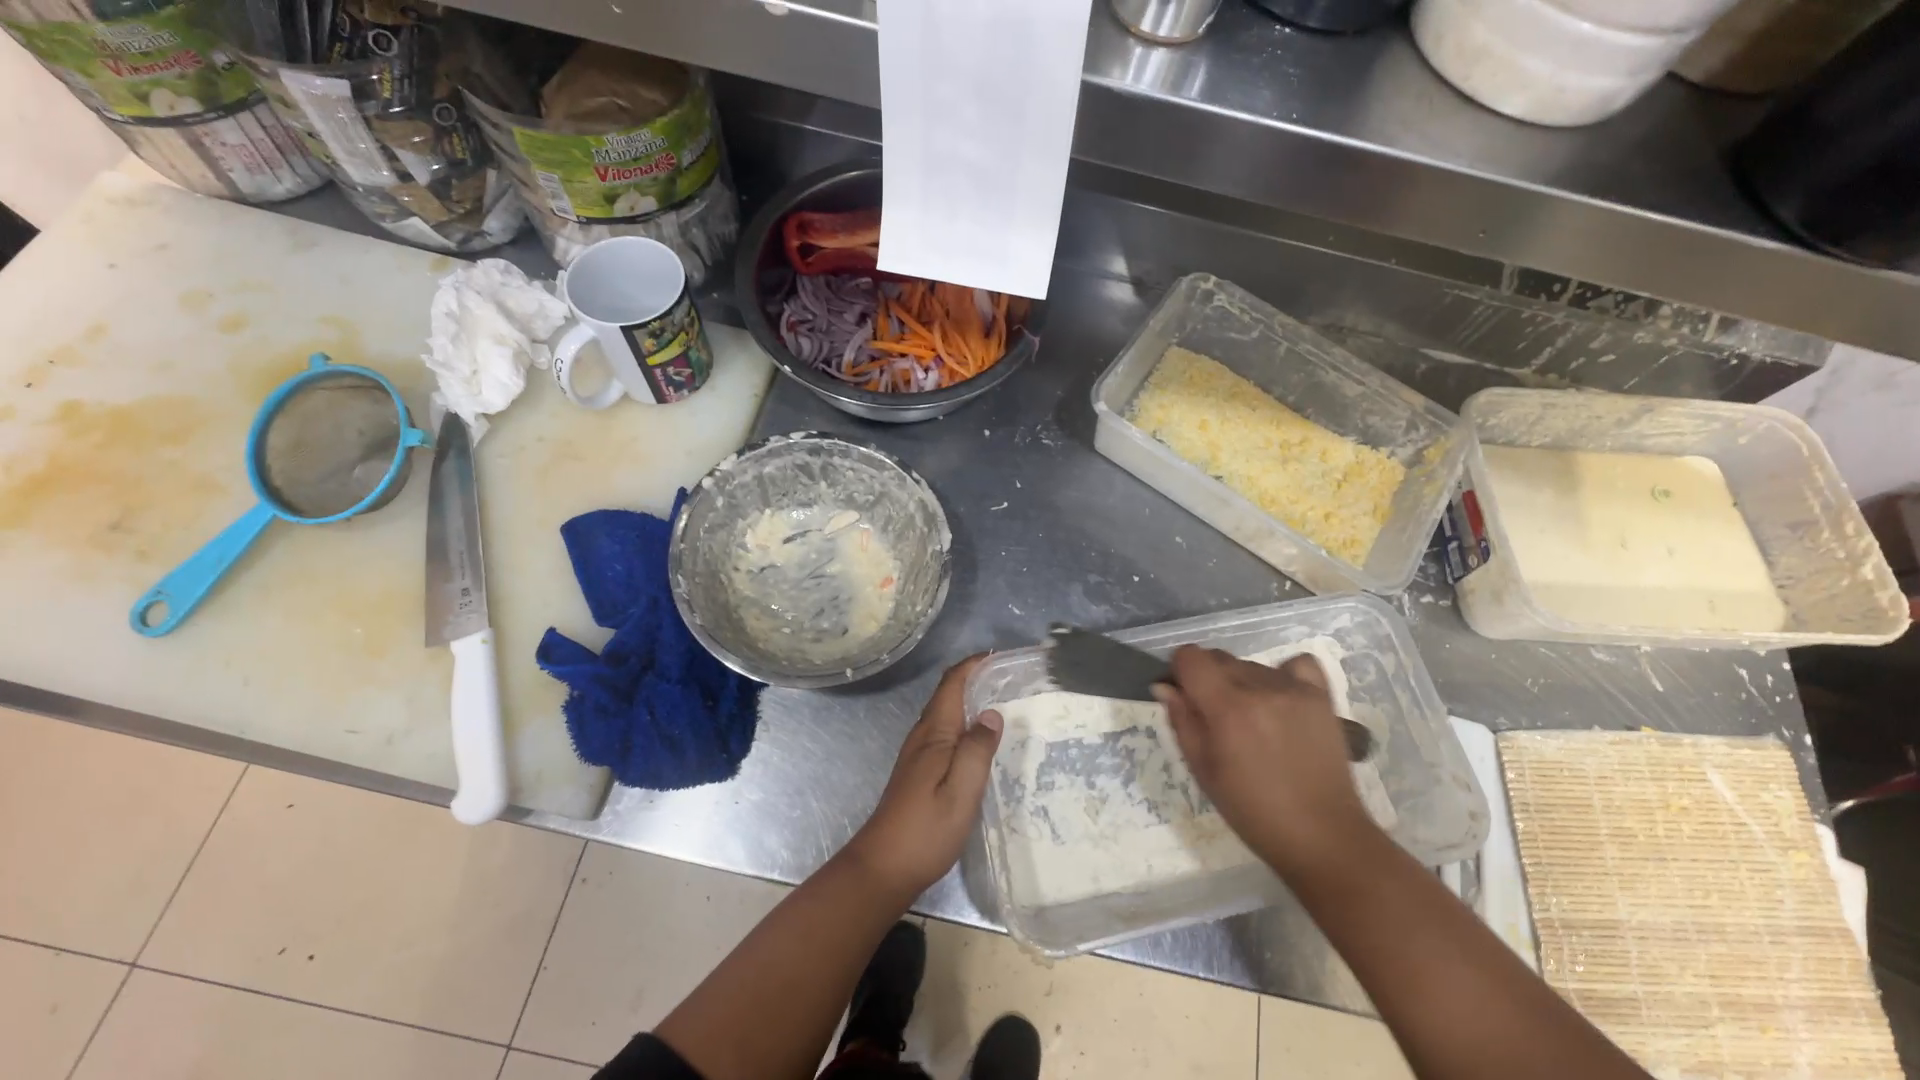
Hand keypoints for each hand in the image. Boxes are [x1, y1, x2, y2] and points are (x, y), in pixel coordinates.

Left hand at [843, 655, 1002, 898]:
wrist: (883, 868)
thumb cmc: (925, 831)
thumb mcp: (960, 792)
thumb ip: (976, 751)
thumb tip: (991, 713)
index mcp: (934, 736)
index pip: (952, 685)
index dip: (973, 665)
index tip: (1001, 656)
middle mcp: (923, 738)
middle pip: (947, 695)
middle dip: (975, 679)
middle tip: (1011, 677)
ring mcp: (918, 756)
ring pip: (946, 715)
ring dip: (970, 701)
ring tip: (1003, 702)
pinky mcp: (919, 773)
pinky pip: (945, 735)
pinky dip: (964, 725)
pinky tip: (981, 741)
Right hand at [1154, 646, 1376, 874]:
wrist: (1320, 834)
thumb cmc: (1252, 811)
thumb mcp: (1203, 771)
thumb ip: (1182, 721)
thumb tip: (1165, 686)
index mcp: (1227, 709)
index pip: (1190, 657)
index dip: (1179, 672)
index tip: (1184, 697)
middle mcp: (1261, 689)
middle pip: (1219, 658)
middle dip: (1207, 679)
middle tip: (1215, 718)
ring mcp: (1296, 689)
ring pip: (1251, 664)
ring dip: (1241, 683)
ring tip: (1252, 721)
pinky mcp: (1322, 697)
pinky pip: (1297, 664)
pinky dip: (1283, 674)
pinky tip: (1280, 699)